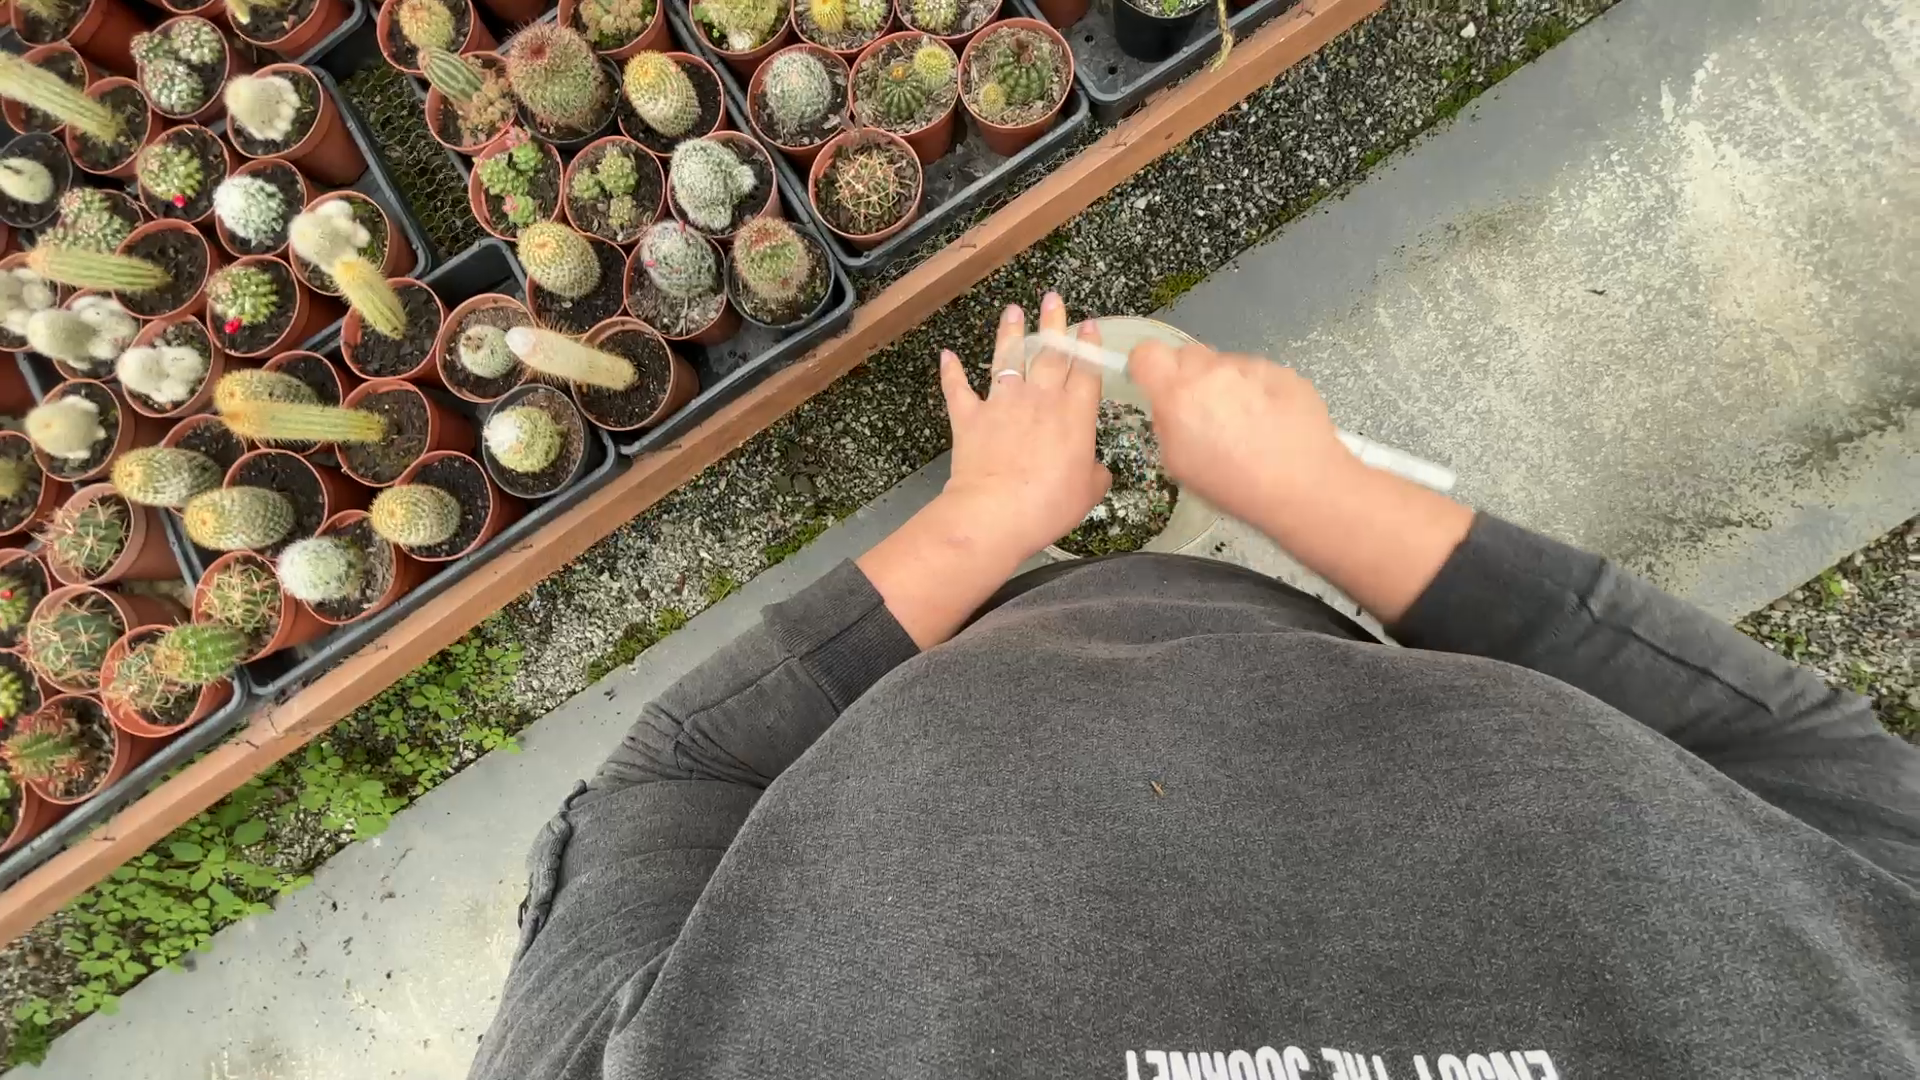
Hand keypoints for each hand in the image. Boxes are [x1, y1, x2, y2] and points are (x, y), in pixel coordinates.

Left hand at [856, 293, 1106, 647]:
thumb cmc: (1049, 504)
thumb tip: (1096, 469)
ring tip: (1013, 310)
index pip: (1086, 372)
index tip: (1089, 324)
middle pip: (1051, 354)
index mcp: (1074, 415)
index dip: (1089, 346)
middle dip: (1054, 323)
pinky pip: (958, 390)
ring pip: (1008, 360)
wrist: (996, 511)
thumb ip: (1094, 475)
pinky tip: (947, 355)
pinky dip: (951, 373)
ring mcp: (1002, 405)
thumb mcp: (1088, 493)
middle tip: (1053, 298)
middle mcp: (1040, 400)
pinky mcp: (969, 417)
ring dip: (1010, 333)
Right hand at [1128, 342, 1351, 533]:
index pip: (1146, 353)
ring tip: (1244, 425)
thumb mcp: (1178, 464)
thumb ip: (1167, 424)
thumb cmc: (1232, 484)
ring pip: (1225, 365)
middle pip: (1187, 355)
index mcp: (1178, 394)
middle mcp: (1213, 372)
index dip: (1147, 368)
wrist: (1302, 486)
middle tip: (1201, 413)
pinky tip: (1269, 423)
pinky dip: (1257, 392)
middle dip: (1188, 377)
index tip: (1155, 386)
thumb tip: (1170, 407)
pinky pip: (1257, 374)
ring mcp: (1252, 368)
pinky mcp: (1283, 373)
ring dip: (1225, 385)